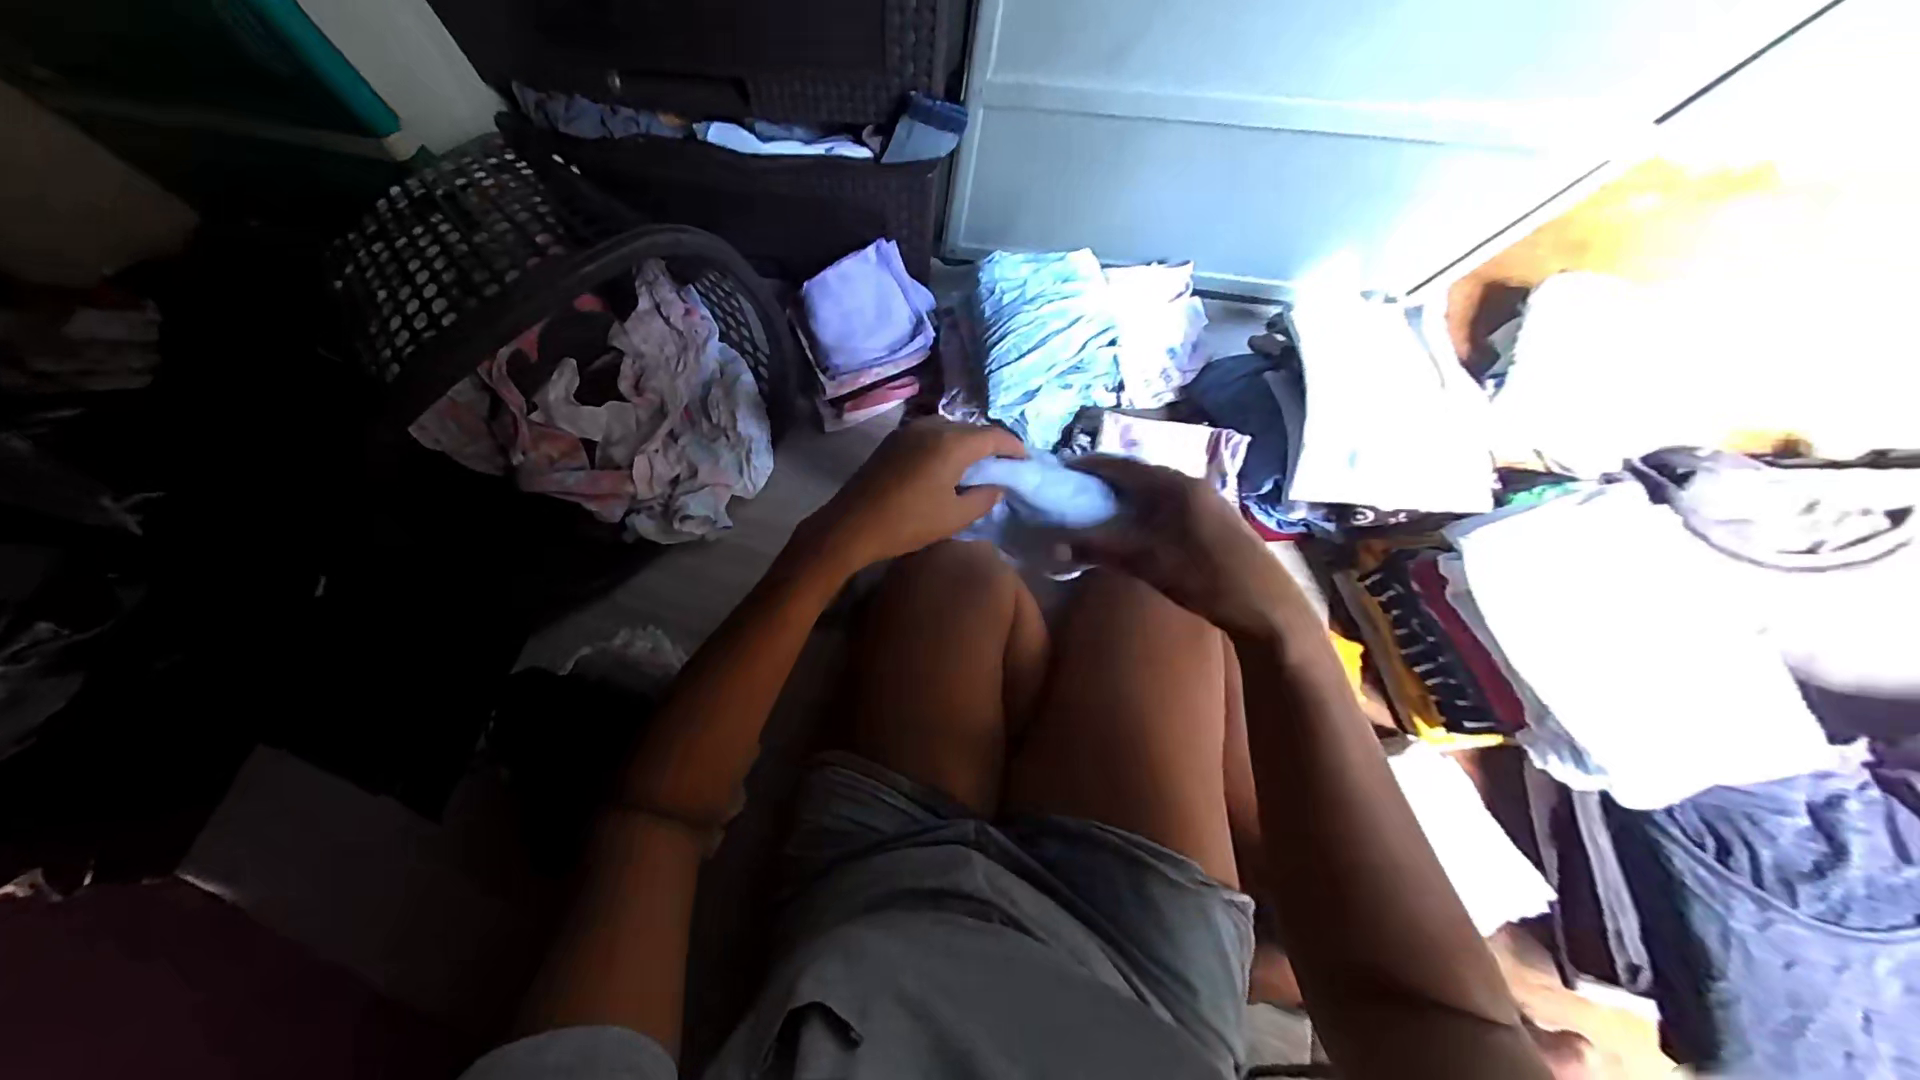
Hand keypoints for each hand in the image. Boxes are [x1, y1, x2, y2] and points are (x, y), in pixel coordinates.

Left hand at [799, 419, 1026, 572]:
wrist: (851, 526)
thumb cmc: (907, 523)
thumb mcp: (954, 517)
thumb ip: (983, 498)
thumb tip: (996, 487)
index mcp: (950, 444)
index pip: (992, 435)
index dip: (1012, 446)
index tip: (1024, 458)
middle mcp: (931, 427)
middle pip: (970, 428)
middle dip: (990, 443)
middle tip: (1004, 462)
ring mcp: (908, 431)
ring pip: (948, 428)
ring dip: (966, 442)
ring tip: (977, 463)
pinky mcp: (892, 441)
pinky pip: (930, 434)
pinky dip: (946, 444)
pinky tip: (947, 463)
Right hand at [1062, 456, 1307, 639]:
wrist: (1265, 606)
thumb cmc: (1203, 578)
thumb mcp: (1145, 562)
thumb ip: (1099, 549)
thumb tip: (1055, 546)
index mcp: (1175, 485)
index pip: (1124, 466)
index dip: (1093, 466)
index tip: (1066, 470)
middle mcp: (1194, 484)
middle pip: (1142, 475)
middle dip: (1109, 482)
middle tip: (1080, 492)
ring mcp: (1209, 501)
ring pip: (1158, 492)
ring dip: (1130, 498)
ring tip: (1104, 511)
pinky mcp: (1218, 520)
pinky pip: (1173, 505)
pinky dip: (1148, 510)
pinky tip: (1140, 529)